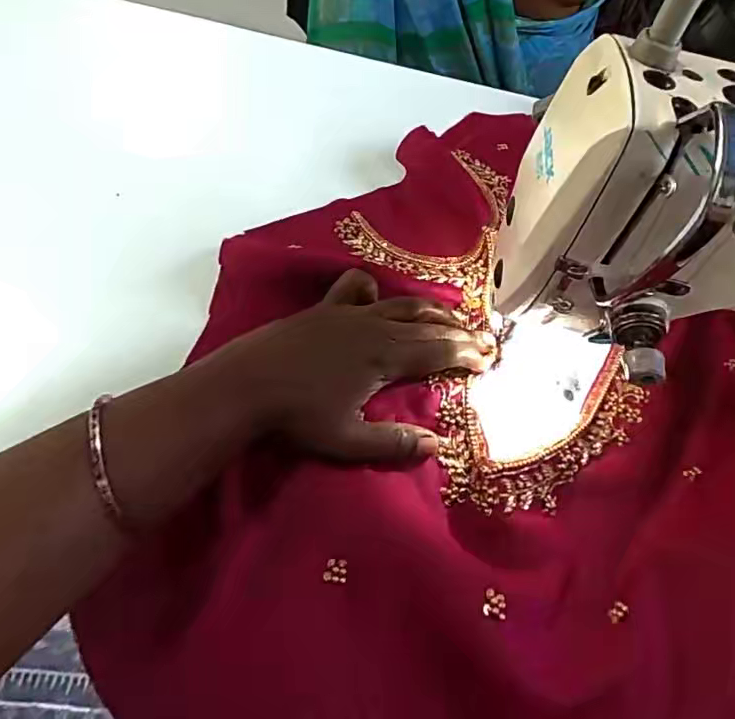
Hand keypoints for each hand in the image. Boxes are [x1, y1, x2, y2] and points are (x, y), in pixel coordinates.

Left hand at [205, 269, 494, 463]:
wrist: (246, 383)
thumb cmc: (297, 416)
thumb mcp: (346, 440)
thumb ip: (393, 442)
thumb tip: (438, 445)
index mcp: (384, 356)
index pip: (437, 351)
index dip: (466, 353)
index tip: (488, 358)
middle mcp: (373, 327)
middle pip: (426, 325)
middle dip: (459, 332)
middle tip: (485, 339)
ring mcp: (348, 313)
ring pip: (400, 305)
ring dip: (429, 311)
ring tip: (451, 316)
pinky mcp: (325, 309)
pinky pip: (357, 290)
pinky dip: (374, 290)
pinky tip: (377, 294)